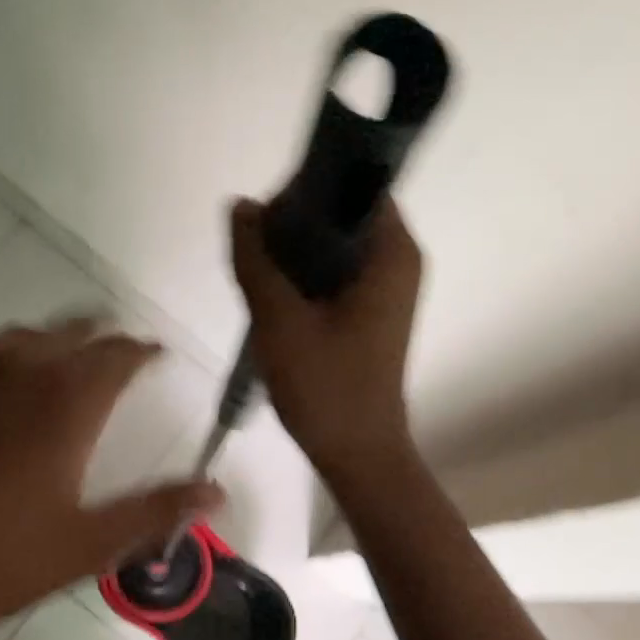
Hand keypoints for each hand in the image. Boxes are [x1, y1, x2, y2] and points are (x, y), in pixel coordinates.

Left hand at [0, 321, 222, 639]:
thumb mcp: (83, 549)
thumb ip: (153, 513)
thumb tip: (215, 490)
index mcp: (59, 406)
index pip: (116, 355)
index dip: (142, 351)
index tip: (156, 355)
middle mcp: (9, 375)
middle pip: (66, 332)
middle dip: (98, 335)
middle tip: (116, 351)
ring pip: (14, 341)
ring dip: (47, 342)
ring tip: (62, 361)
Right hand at [230, 196, 421, 476]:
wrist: (357, 454)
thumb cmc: (325, 386)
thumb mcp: (279, 319)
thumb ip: (255, 257)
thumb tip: (241, 206)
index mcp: (392, 252)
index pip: (353, 185)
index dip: (307, 188)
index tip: (267, 217)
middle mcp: (398, 261)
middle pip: (342, 214)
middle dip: (294, 224)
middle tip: (254, 253)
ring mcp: (388, 289)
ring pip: (335, 246)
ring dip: (294, 253)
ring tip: (257, 278)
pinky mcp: (372, 314)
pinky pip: (335, 274)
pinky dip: (304, 278)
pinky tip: (273, 301)